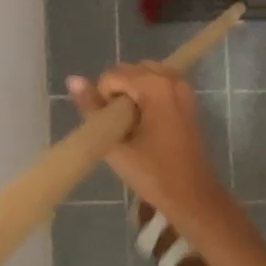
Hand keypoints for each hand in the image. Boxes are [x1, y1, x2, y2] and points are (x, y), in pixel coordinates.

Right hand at [68, 61, 228, 217]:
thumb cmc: (153, 174)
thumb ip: (92, 109)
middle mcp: (172, 78)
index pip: (113, 76)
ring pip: (144, 74)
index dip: (104, 99)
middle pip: (130, 70)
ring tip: (132, 124)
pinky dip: (147, 95)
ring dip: (132, 92)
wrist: (192, 195)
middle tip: (120, 126)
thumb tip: (73, 79)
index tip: (113, 127)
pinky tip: (146, 122)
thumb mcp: (116, 144)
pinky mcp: (188, 99)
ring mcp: (183, 87)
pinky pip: (159, 83)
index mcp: (156, 86)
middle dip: (118, 92)